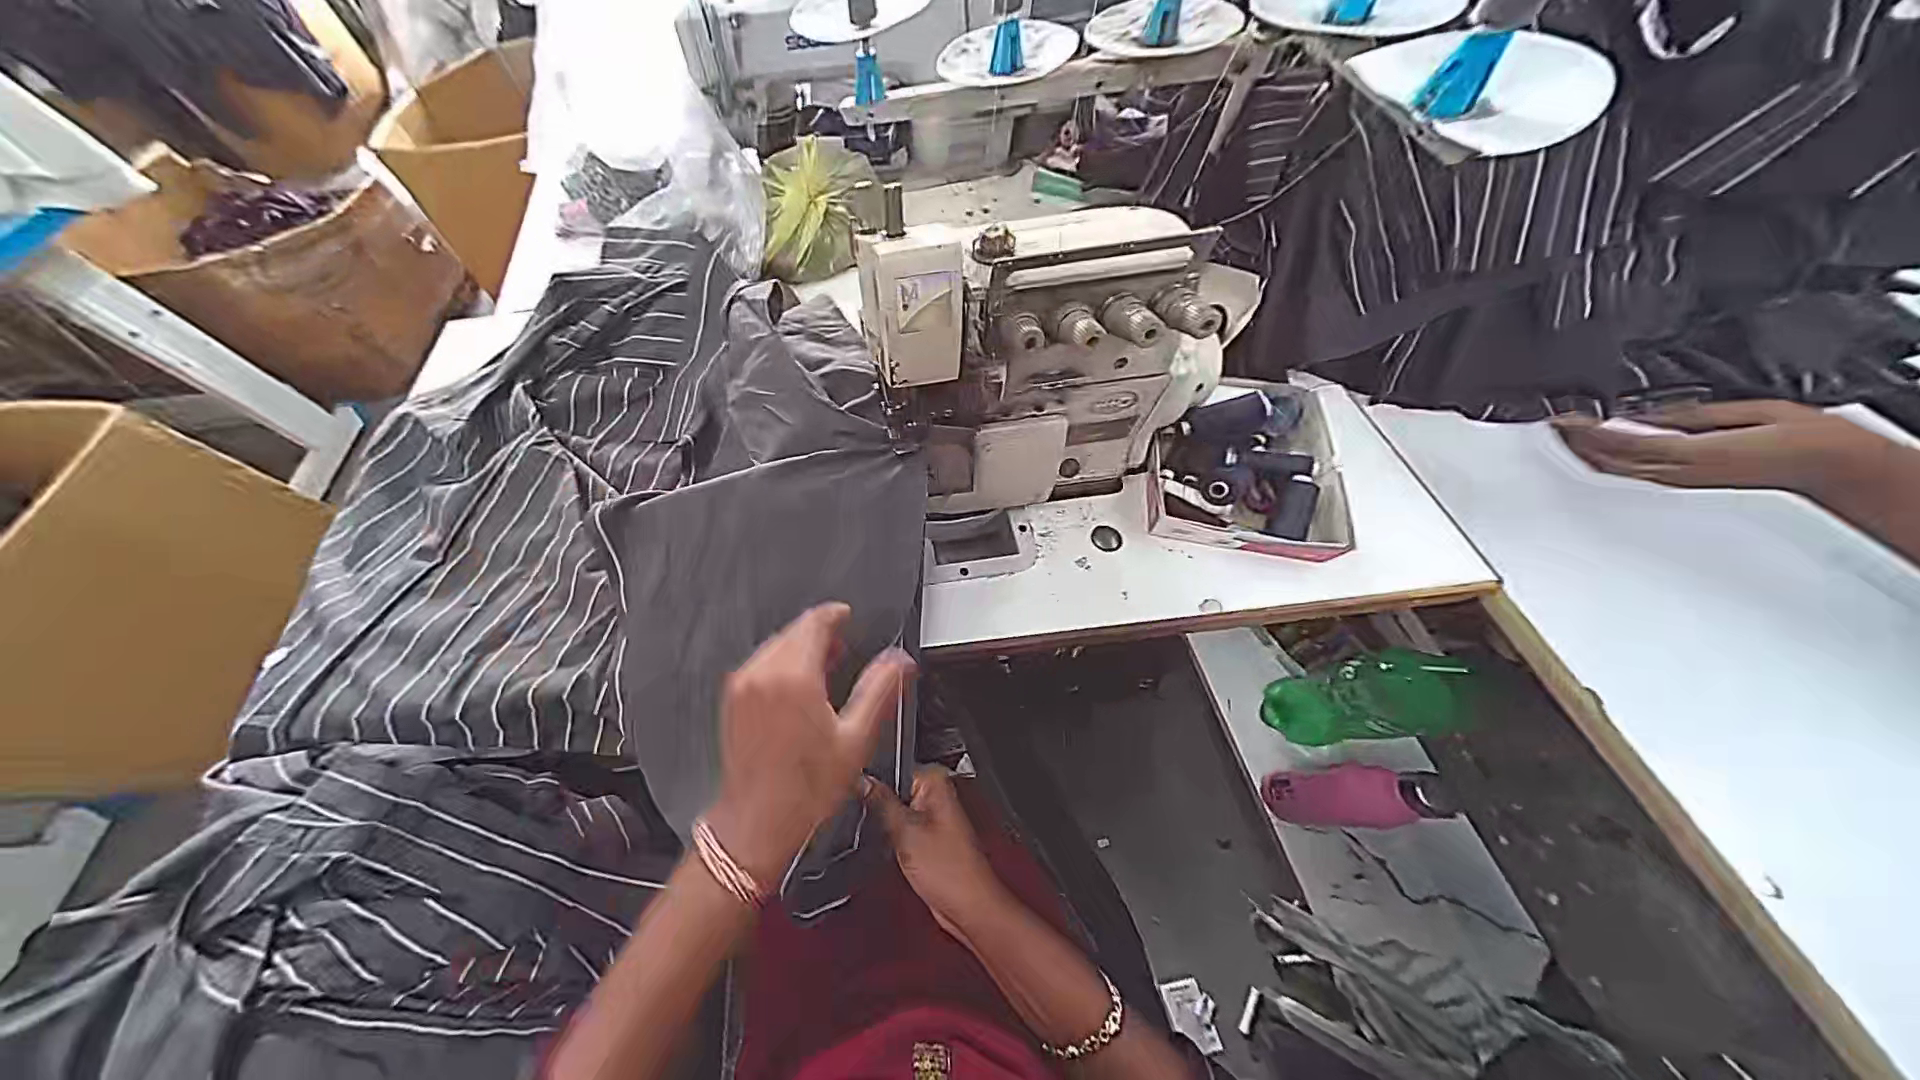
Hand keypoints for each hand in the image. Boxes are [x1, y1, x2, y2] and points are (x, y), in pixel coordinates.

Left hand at [705, 603, 916, 889]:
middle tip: (842, 648)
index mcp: (794, 678)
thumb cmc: (804, 789)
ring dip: (801, 648)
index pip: (814, 622)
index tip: (846, 616)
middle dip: (820, 633)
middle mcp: (762, 675)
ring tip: (824, 668)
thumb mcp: (856, 738)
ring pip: (776, 646)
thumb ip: (880, 690)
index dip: (836, 614)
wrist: (758, 822)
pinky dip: (782, 665)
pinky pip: (760, 665)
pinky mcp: (732, 701)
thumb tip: (900, 662)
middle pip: (794, 631)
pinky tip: (798, 688)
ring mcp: (743, 687)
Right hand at [863, 765, 1013, 939]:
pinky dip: (892, 836)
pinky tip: (892, 848)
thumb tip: (862, 781)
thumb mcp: (905, 832)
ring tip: (891, 840)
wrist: (967, 906)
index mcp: (935, 781)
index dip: (871, 783)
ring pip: (893, 810)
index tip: (856, 795)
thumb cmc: (952, 872)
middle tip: (878, 824)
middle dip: (878, 806)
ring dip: (884, 823)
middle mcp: (936, 793)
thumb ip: (880, 803)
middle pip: (892, 788)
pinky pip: (900, 827)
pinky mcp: (926, 835)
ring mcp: (932, 814)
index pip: (892, 767)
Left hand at [1552, 400, 1897, 496]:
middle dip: (1572, 441)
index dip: (1582, 429)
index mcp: (1684, 453)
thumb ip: (1687, 416)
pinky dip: (1602, 459)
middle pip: (1602, 458)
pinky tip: (1594, 448)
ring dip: (1582, 451)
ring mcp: (1670, 480)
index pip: (1615, 441)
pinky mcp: (1676, 482)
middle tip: (1552, 422)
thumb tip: (1642, 413)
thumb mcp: (1742, 412)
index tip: (1561, 417)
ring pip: (1609, 468)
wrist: (1830, 466)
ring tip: (1564, 432)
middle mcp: (1670, 472)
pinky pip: (1626, 472)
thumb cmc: (1799, 436)